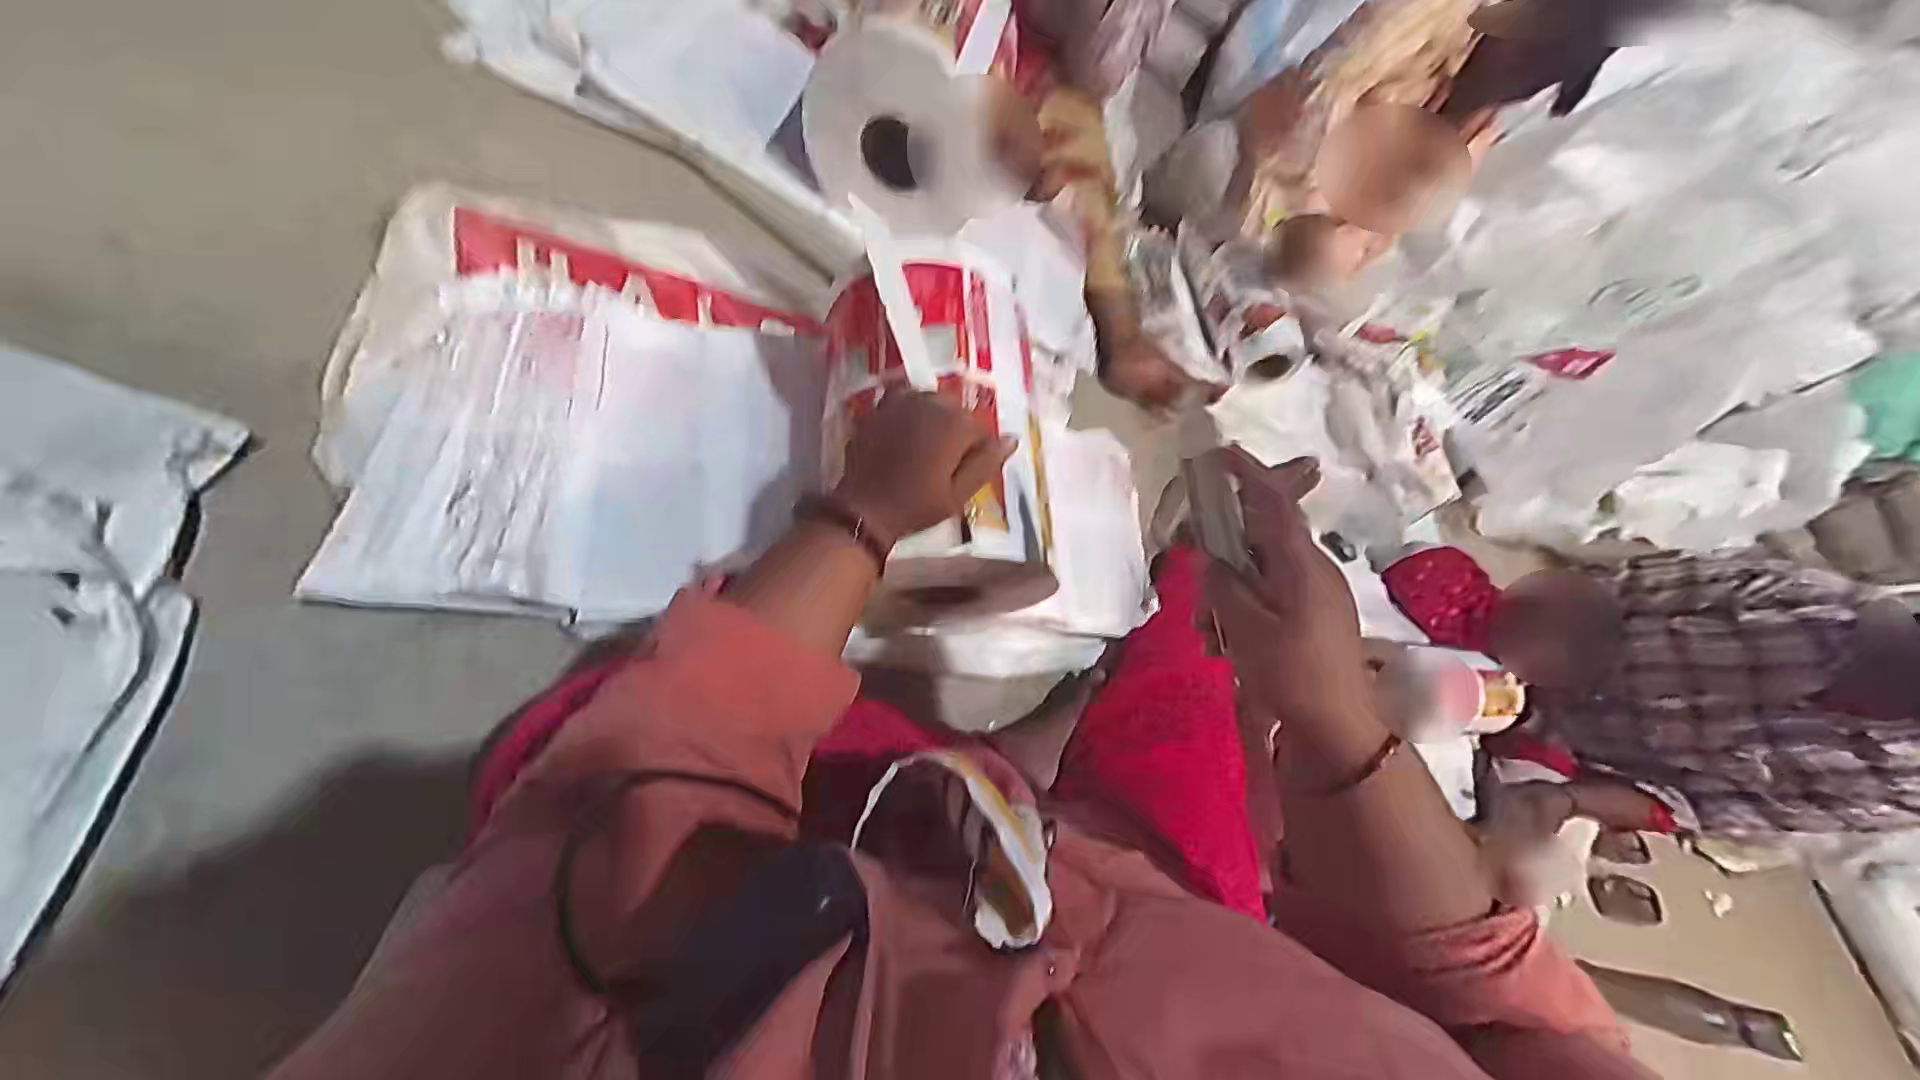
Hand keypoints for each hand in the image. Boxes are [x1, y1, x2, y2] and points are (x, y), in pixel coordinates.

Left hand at [834, 390, 1014, 543]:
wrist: (863, 509)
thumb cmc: (916, 506)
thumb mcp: (959, 494)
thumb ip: (986, 463)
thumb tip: (1011, 439)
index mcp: (957, 424)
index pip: (981, 429)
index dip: (976, 452)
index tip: (963, 472)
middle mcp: (932, 402)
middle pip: (957, 410)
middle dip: (956, 431)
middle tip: (943, 463)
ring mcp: (902, 401)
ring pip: (932, 400)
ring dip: (934, 417)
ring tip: (924, 447)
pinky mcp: (879, 407)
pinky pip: (903, 396)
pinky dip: (909, 407)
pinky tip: (905, 427)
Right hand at [1204, 448, 1369, 723]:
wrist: (1338, 728)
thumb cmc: (1293, 673)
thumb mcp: (1246, 629)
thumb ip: (1223, 586)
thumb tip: (1208, 558)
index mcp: (1300, 566)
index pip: (1274, 505)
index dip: (1249, 475)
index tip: (1222, 454)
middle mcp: (1310, 570)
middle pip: (1256, 544)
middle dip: (1219, 567)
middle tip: (1201, 609)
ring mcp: (1314, 594)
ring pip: (1256, 575)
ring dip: (1225, 599)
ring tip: (1212, 640)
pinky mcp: (1312, 615)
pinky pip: (1267, 597)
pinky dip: (1242, 613)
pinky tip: (1227, 647)